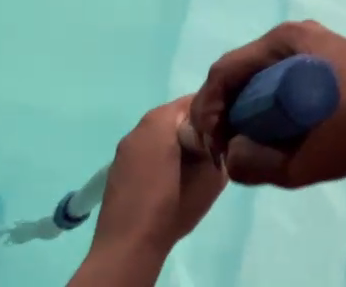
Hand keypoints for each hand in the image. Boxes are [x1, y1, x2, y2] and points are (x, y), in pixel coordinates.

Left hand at [83, 97, 226, 265]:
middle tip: (214, 148)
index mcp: (161, 119)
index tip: (228, 128)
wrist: (128, 246)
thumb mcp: (213, 173)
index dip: (216, 111)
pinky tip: (171, 179)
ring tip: (194, 165)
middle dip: (196, 127)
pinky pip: (146, 150)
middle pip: (176, 115)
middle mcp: (139, 126)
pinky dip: (160, 156)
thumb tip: (224, 137)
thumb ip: (221, 146)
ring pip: (160, 133)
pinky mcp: (117, 168)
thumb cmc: (173, 204)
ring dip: (177, 142)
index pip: (197, 99)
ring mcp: (124, 148)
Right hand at [190, 20, 345, 187]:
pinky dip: (274, 100)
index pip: (223, 73)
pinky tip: (282, 130)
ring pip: (265, 73)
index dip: (207, 115)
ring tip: (252, 145)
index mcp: (282, 42)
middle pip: (242, 70)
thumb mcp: (297, 163)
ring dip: (251, 107)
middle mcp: (295, 32)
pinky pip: (286, 74)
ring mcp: (316, 40)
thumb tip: (233, 153)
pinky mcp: (331, 54)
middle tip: (229, 152)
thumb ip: (251, 164)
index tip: (215, 153)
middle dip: (228, 111)